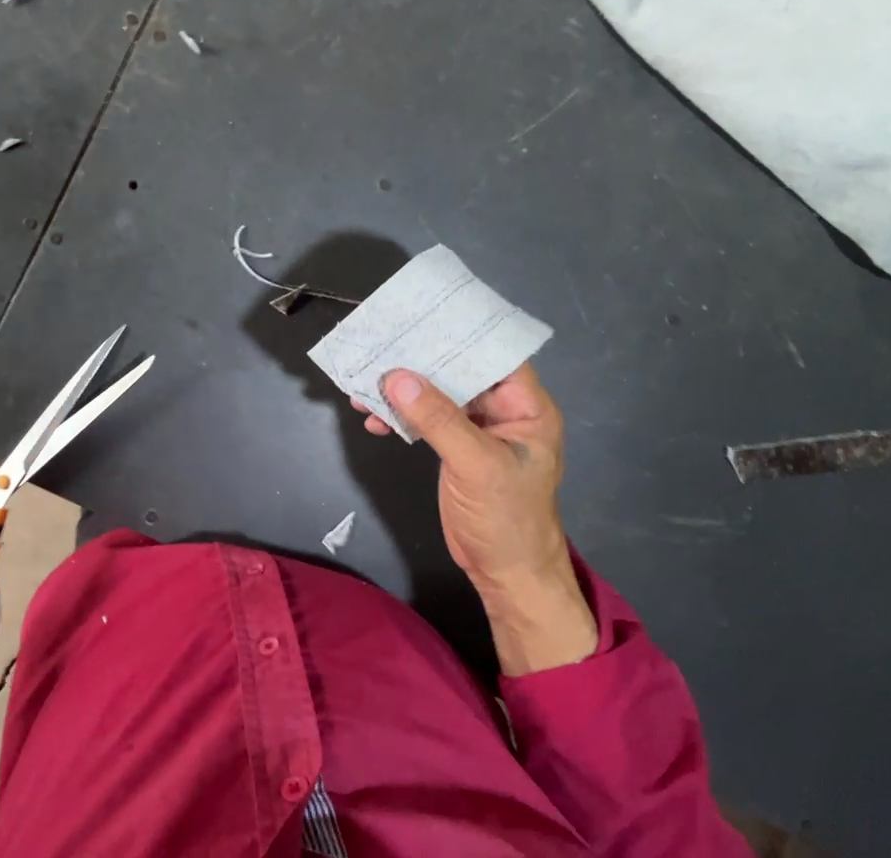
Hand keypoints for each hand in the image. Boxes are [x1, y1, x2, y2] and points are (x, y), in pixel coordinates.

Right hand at [353, 364, 596, 673]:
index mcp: (526, 407)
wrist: (506, 575)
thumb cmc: (507, 519)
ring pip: (436, 396)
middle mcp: (503, 411)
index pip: (494, 355)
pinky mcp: (455, 449)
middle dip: (419, 362)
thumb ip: (438, 420)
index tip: (422, 316)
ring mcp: (477, 430)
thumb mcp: (476, 465)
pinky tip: (373, 418)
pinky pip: (425, 420)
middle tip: (381, 345)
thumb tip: (396, 377)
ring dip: (402, 391)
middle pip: (459, 371)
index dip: (462, 334)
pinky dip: (400, 417)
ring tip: (364, 385)